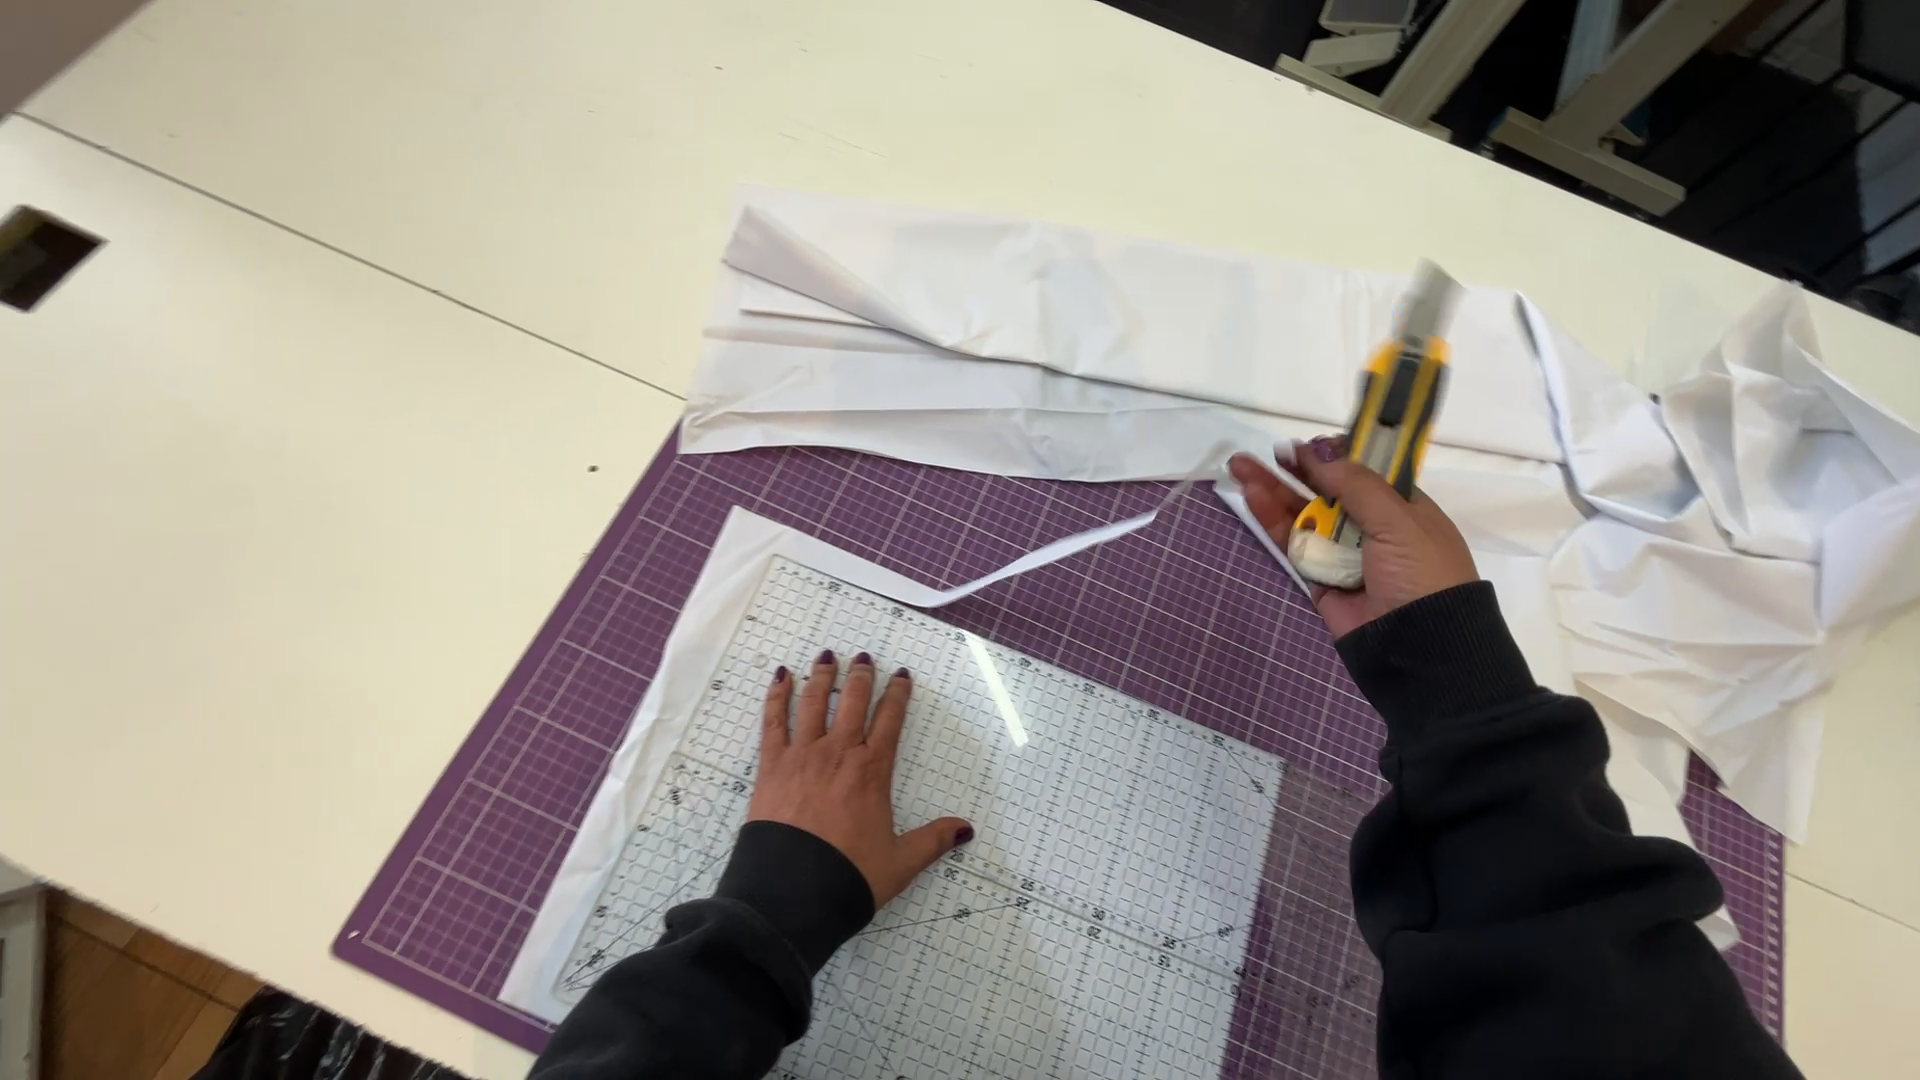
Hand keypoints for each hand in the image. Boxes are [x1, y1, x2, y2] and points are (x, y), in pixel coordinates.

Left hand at [752, 650, 973, 906]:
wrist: (792, 896)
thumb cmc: (849, 878)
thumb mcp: (900, 862)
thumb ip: (933, 840)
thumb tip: (967, 828)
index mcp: (873, 771)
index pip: (890, 720)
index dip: (898, 694)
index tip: (902, 675)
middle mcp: (840, 753)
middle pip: (853, 702)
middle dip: (862, 676)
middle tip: (865, 657)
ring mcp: (803, 756)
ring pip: (815, 703)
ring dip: (823, 677)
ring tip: (827, 656)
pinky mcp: (772, 766)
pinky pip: (774, 722)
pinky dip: (777, 697)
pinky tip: (780, 677)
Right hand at [1229, 436, 1477, 638]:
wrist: (1416, 643)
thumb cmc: (1420, 573)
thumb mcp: (1397, 520)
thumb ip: (1355, 484)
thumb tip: (1319, 449)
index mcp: (1400, 507)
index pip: (1360, 472)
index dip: (1330, 457)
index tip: (1303, 446)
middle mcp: (1369, 525)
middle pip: (1323, 490)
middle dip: (1291, 470)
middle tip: (1259, 453)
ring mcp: (1340, 550)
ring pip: (1301, 513)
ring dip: (1272, 490)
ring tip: (1240, 468)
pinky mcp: (1317, 575)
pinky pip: (1292, 541)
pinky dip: (1272, 519)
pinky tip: (1254, 497)